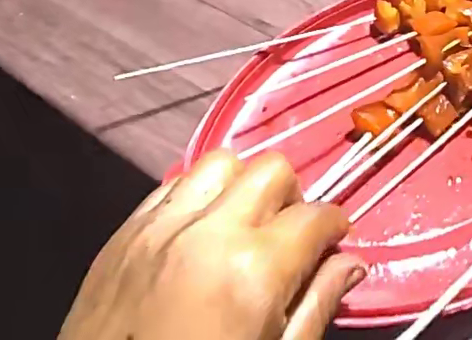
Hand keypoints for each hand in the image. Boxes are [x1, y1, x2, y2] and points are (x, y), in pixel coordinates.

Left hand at [59, 149, 364, 339]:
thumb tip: (351, 262)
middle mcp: (210, 233)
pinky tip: (194, 235)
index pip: (317, 217)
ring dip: (240, 188)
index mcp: (254, 270)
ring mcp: (159, 231)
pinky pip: (170, 187)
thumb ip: (316, 306)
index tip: (332, 243)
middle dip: (291, 198)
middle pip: (273, 171)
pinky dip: (193, 199)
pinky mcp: (120, 240)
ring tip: (237, 226)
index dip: (334, 228)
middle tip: (285, 235)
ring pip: (222, 164)